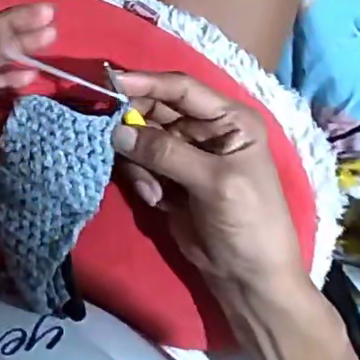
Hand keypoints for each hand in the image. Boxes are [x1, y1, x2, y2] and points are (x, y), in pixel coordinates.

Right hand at [109, 71, 309, 294]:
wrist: (249, 279)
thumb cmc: (249, 223)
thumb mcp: (214, 183)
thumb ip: (166, 152)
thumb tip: (118, 131)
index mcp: (229, 119)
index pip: (181, 88)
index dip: (146, 82)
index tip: (110, 81)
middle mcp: (204, 128)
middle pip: (154, 109)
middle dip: (133, 124)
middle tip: (111, 137)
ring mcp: (183, 152)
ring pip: (140, 136)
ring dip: (137, 160)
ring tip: (152, 190)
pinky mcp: (166, 175)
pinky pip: (137, 162)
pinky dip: (139, 177)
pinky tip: (155, 199)